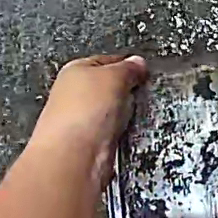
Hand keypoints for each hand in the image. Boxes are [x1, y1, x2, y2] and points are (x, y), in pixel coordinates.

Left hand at [28, 53, 147, 189]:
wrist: (74, 156)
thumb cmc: (84, 112)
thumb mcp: (113, 77)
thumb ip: (128, 68)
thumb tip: (138, 62)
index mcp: (75, 70)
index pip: (106, 62)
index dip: (126, 65)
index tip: (144, 70)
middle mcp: (75, 94)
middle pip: (110, 88)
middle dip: (128, 92)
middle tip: (140, 93)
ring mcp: (83, 120)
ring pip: (115, 112)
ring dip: (126, 115)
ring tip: (130, 116)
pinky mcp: (92, 142)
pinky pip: (115, 132)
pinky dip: (123, 133)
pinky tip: (125, 133)